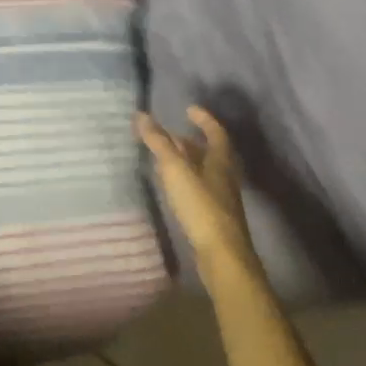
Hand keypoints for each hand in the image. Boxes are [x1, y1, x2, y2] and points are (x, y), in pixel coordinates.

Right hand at [137, 106, 253, 267]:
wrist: (222, 256)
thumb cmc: (201, 206)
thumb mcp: (175, 169)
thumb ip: (159, 142)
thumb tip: (141, 115)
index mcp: (220, 161)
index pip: (215, 132)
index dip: (204, 119)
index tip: (189, 109)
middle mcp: (224, 176)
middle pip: (209, 153)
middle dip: (189, 141)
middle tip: (167, 135)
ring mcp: (221, 198)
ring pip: (203, 172)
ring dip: (186, 162)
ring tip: (164, 158)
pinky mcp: (214, 217)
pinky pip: (198, 189)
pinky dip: (184, 180)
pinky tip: (171, 186)